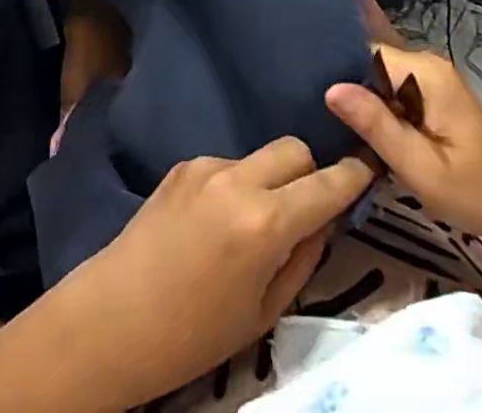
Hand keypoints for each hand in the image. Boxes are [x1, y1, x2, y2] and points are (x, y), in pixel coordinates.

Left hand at [47, 139, 374, 407]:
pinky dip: (237, 184)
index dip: (354, 174)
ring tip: (251, 222)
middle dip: (310, 171)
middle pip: (295, 148)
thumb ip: (305, 257)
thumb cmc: (194, 333)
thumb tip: (325, 218)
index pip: (327, 183)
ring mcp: (206, 167)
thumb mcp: (265, 310)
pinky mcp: (182, 165)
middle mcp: (237, 181)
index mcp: (265, 222)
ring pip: (261, 156)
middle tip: (304, 207)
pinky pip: (228, 165)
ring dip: (270, 179)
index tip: (368, 169)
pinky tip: (216, 221)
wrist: (112, 320)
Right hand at [325, 44, 481, 244]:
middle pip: (368, 60)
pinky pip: (389, 91)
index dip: (335, 70)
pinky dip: (371, 106)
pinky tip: (350, 125)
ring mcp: (429, 80)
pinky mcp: (430, 98)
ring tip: (318, 115)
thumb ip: (377, 126)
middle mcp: (426, 65)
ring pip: (376, 77)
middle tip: (306, 107)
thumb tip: (330, 88)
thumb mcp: (421, 168)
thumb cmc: (476, 194)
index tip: (304, 92)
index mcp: (425, 73)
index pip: (364, 52)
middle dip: (341, 81)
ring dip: (354, 96)